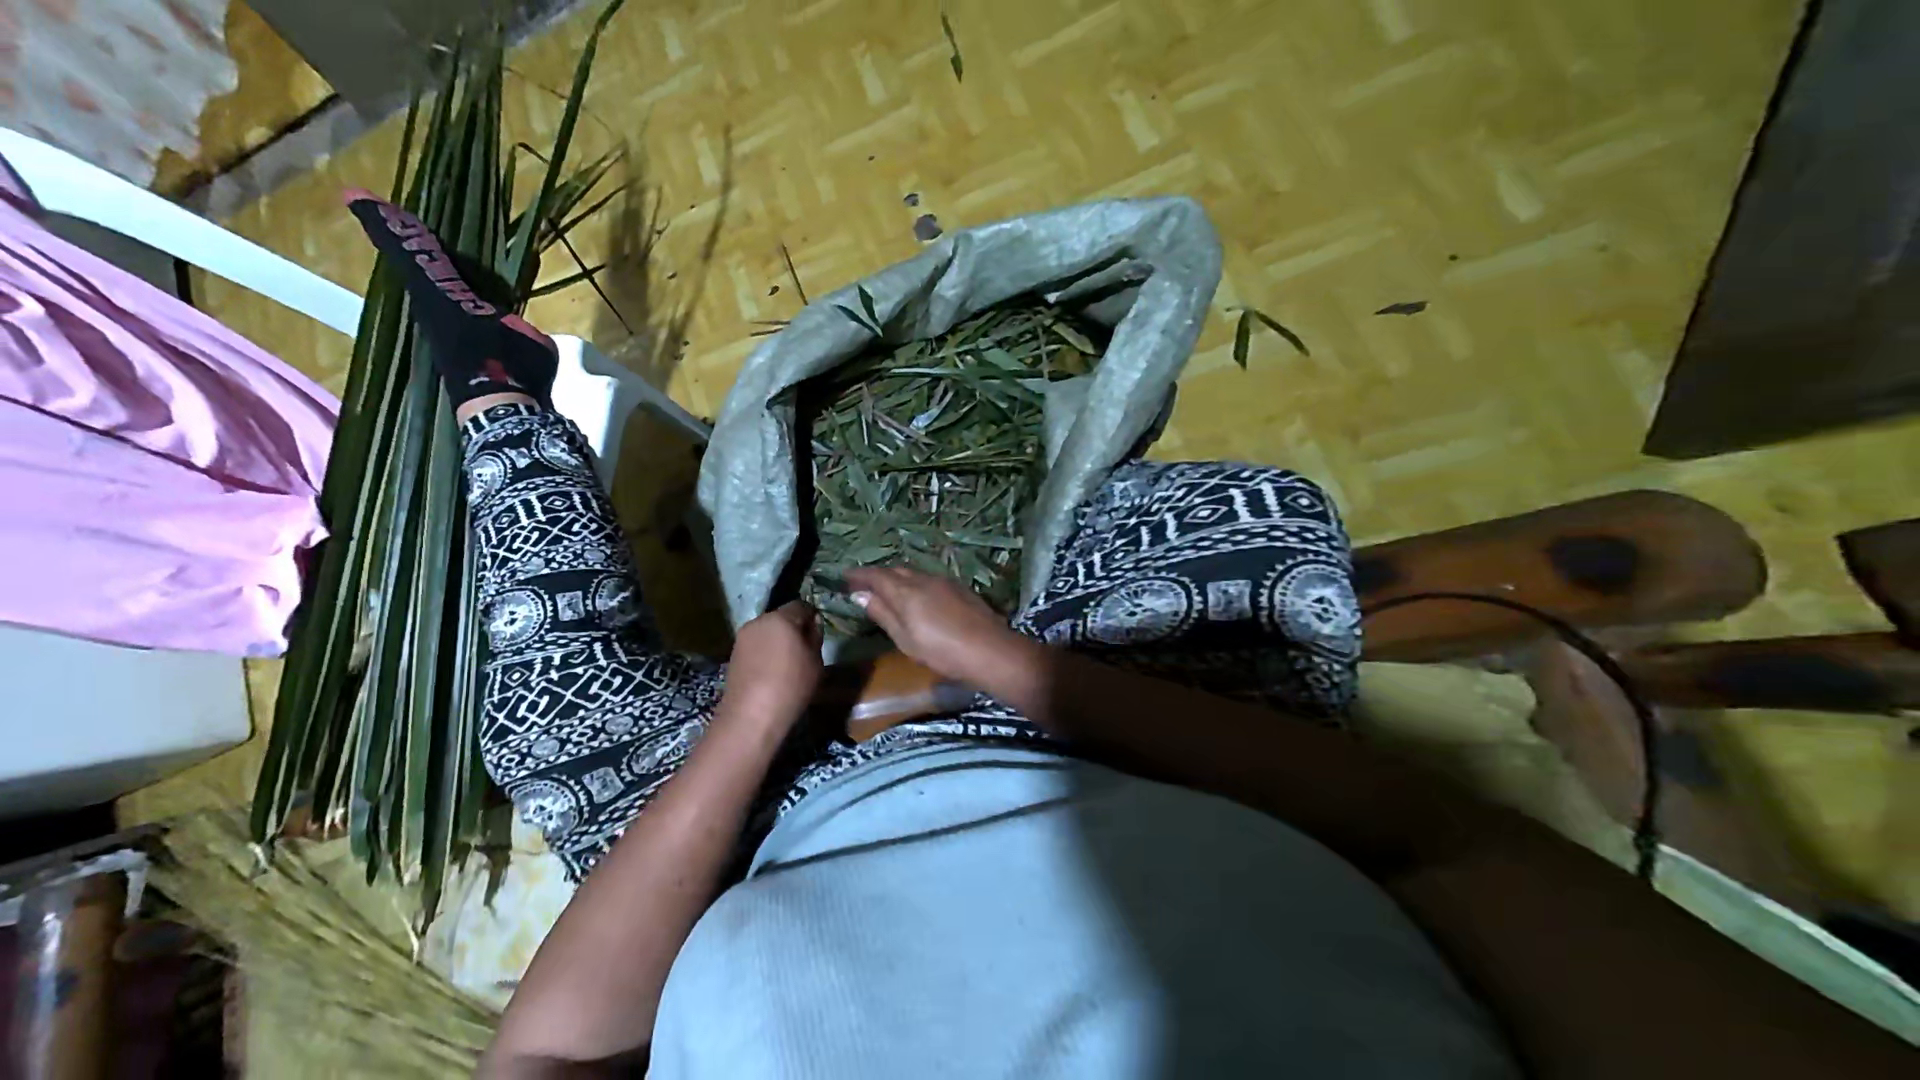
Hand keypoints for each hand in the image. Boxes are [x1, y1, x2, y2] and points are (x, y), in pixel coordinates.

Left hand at [721, 601, 823, 725]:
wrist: (751, 716)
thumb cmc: (791, 685)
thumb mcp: (816, 661)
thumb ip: (815, 638)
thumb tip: (812, 625)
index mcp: (781, 618)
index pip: (801, 605)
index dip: (812, 617)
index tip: (818, 635)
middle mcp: (759, 621)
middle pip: (781, 617)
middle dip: (793, 628)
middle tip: (804, 649)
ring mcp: (742, 637)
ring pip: (767, 631)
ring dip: (778, 640)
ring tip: (787, 663)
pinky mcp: (733, 654)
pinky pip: (756, 645)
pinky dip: (765, 651)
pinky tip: (771, 671)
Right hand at [843, 566, 1043, 690]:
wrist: (990, 650)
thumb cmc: (942, 651)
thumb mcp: (905, 639)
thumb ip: (882, 614)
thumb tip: (860, 595)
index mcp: (905, 591)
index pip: (876, 575)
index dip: (859, 575)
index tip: (845, 577)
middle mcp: (923, 579)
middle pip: (895, 571)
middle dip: (877, 575)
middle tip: (863, 585)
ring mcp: (943, 581)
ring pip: (913, 573)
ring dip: (897, 578)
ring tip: (887, 590)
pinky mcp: (959, 588)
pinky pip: (928, 578)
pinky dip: (914, 583)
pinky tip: (916, 596)